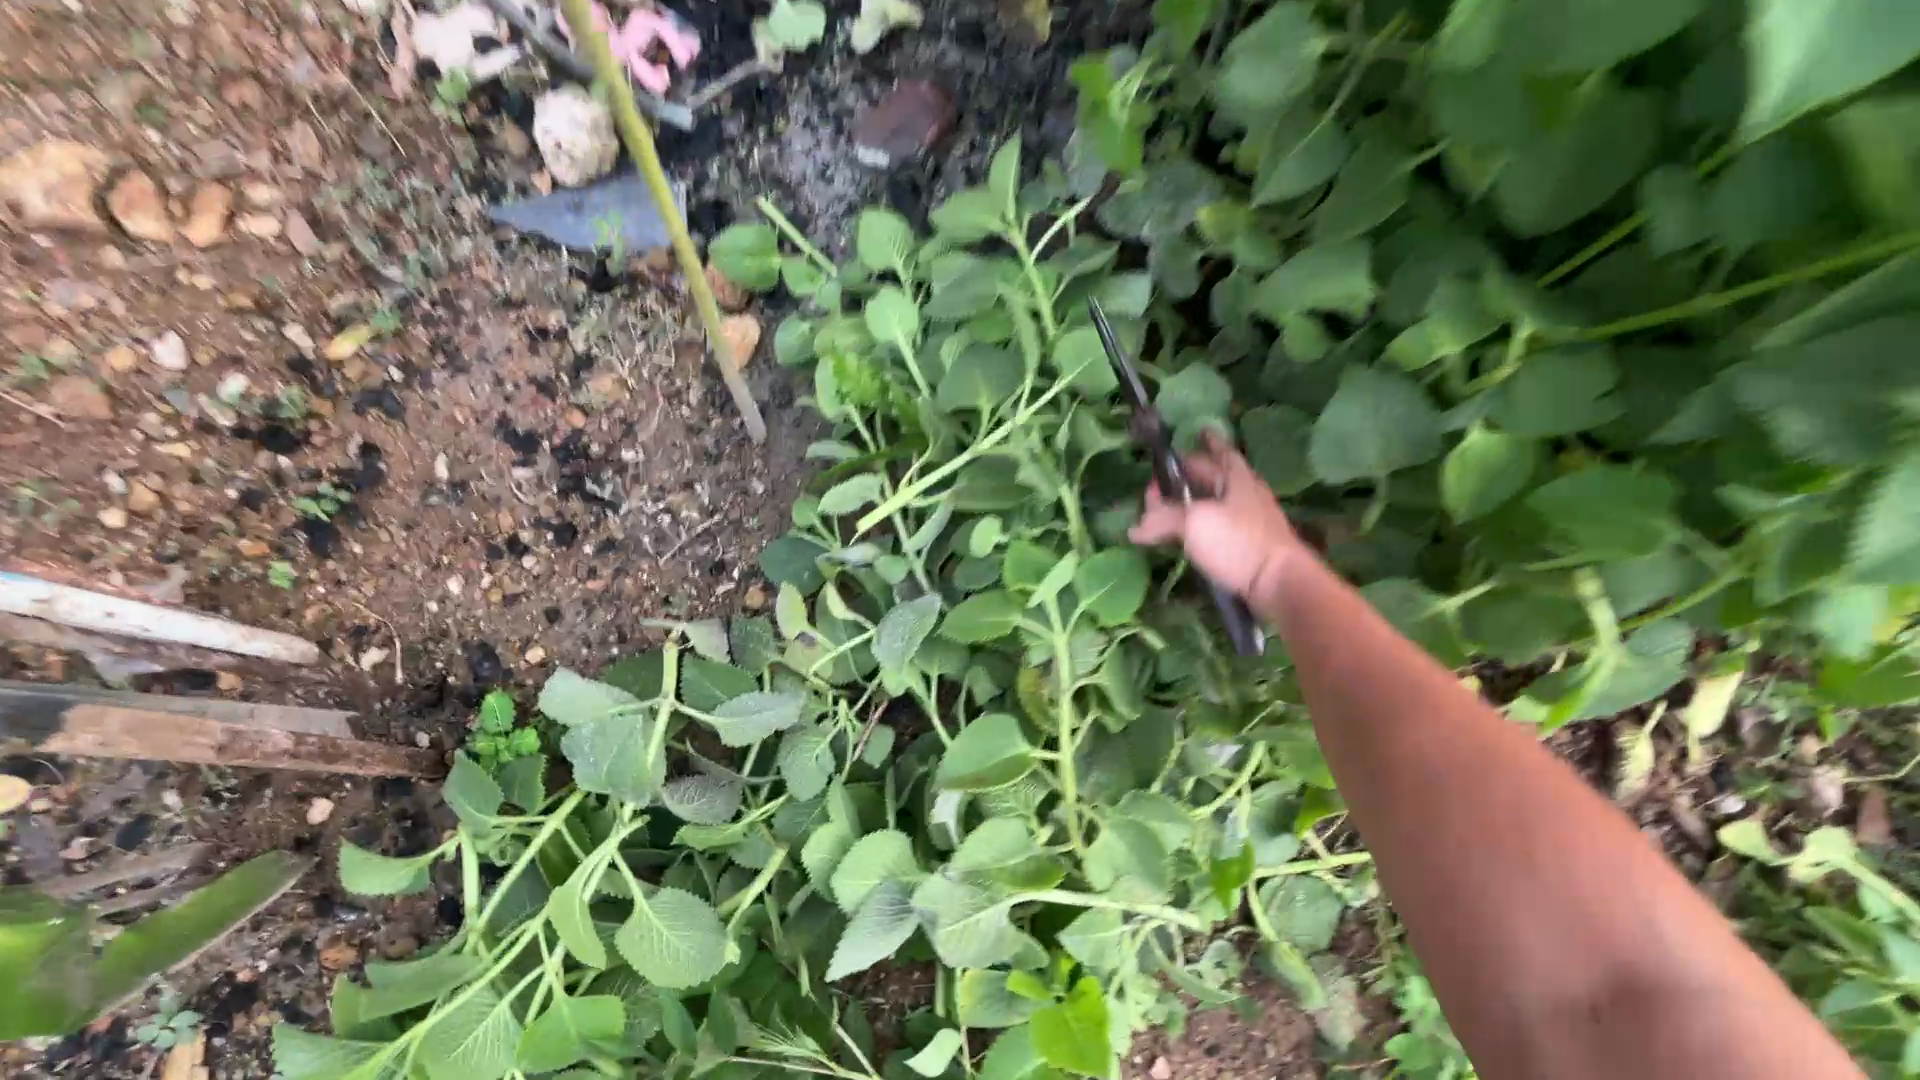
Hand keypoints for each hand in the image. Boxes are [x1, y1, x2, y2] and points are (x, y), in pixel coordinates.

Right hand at [1128, 430, 1306, 606]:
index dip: (1208, 442)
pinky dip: (1202, 528)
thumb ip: (1162, 519)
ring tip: (1175, 508)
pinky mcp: (1250, 549)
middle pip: (1218, 478)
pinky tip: (1191, 537)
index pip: (1221, 451)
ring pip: (1219, 504)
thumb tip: (1134, 529)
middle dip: (1193, 475)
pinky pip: (1221, 530)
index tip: (1197, 433)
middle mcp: (1247, 496)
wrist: (1279, 583)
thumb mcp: (1193, 523)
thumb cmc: (1238, 541)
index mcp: (1237, 478)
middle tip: (1168, 479)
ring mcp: (1252, 523)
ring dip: (1197, 503)